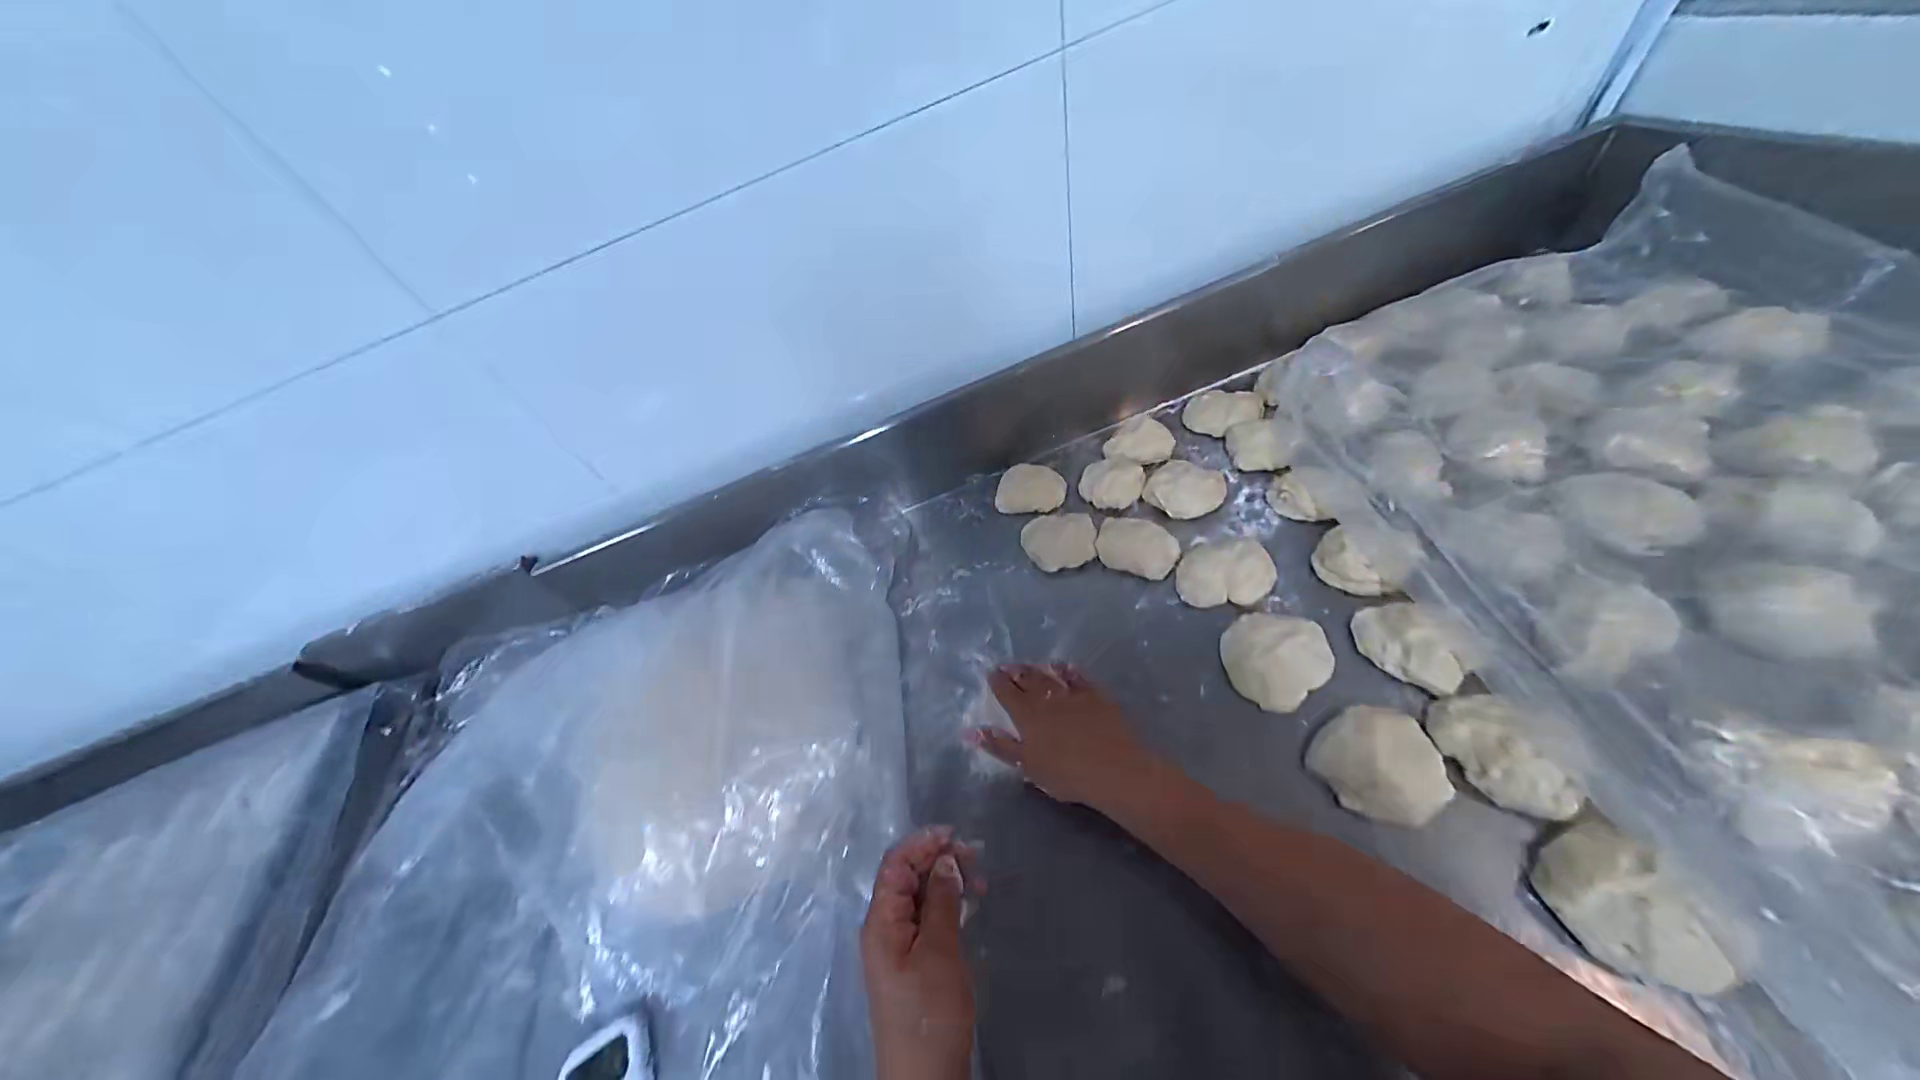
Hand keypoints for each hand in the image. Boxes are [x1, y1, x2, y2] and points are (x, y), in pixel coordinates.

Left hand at [861, 826, 976, 1079]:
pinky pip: (927, 919)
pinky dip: (948, 905)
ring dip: (946, 881)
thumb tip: (945, 860)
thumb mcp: (939, 951)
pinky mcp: (914, 962)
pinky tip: (970, 903)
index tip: (954, 834)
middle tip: (976, 855)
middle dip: (938, 859)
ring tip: (980, 880)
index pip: (894, 865)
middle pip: (907, 877)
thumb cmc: (929, 1012)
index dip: (922, 843)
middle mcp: (885, 927)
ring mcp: (899, 946)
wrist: (925, 1079)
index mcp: (881, 921)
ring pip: (920, 897)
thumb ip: (940, 901)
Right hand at [977, 663, 1162, 810]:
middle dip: (1015, 672)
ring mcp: (1074, 695)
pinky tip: (1066, 666)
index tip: (991, 673)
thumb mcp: (1027, 765)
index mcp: (1027, 716)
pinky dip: (1069, 670)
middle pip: (1028, 680)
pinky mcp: (1097, 696)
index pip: (1007, 694)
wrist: (1114, 769)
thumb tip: (971, 731)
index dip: (998, 682)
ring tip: (1030, 664)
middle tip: (1007, 665)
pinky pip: (1079, 677)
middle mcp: (1048, 699)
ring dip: (1038, 669)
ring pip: (1051, 676)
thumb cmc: (1066, 774)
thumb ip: (1000, 746)